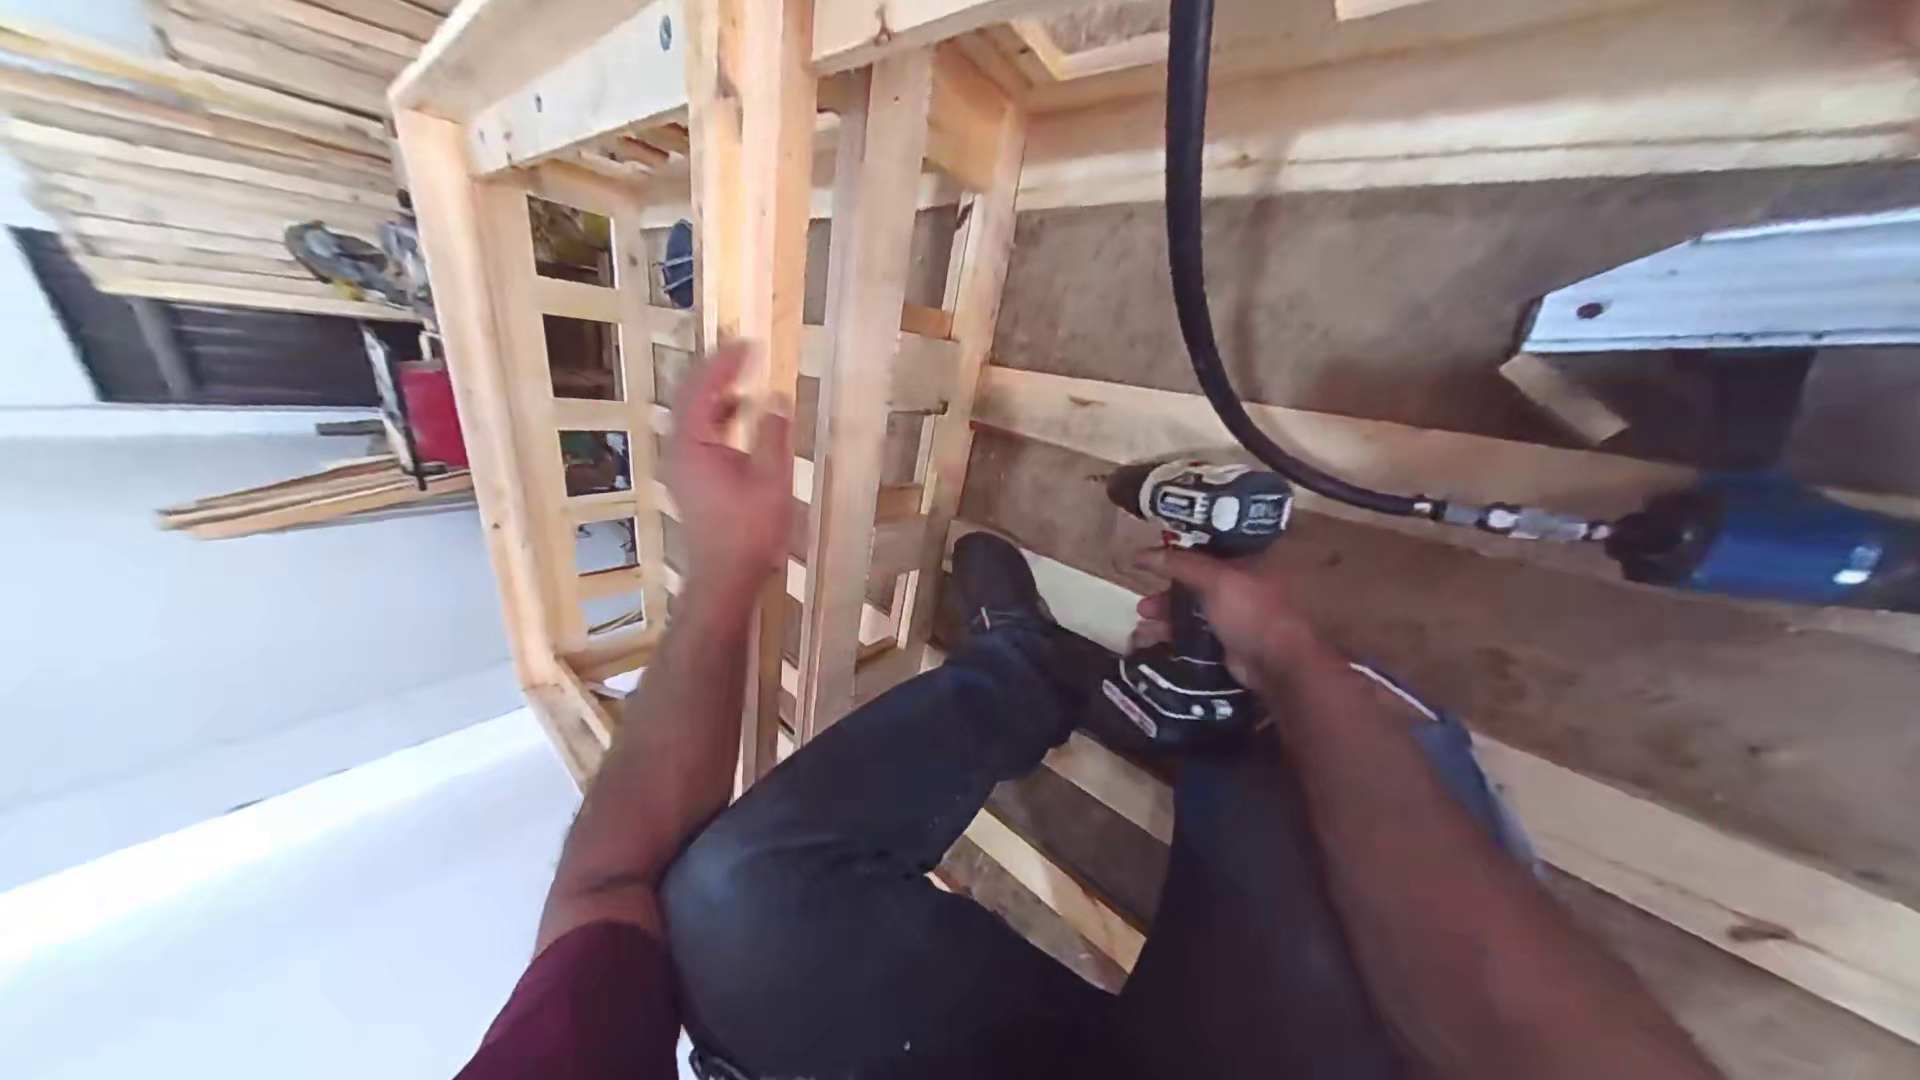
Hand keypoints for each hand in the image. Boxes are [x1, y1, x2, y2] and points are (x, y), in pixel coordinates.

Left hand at [661, 343, 792, 616]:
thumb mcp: (771, 480)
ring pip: (695, 414)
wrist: (726, 575)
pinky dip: (720, 416)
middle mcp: (678, 449)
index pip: (704, 388)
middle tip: (744, 350)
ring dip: (719, 392)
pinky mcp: (690, 476)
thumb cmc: (749, 531)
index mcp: (693, 444)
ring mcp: (681, 463)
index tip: (750, 342)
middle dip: (718, 370)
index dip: (727, 362)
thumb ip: (773, 434)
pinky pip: (700, 432)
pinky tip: (741, 415)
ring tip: (745, 374)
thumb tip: (777, 397)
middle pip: (692, 396)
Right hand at [1131, 545, 1329, 688]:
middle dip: (1171, 582)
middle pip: (1204, 572)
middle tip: (1147, 586)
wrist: (1282, 668)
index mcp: (1262, 553)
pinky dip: (1177, 629)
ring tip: (1143, 615)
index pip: (1220, 536)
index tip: (1160, 542)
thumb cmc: (1256, 611)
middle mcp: (1256, 577)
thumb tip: (1138, 553)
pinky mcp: (1235, 636)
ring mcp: (1246, 609)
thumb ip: (1178, 563)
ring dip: (1169, 608)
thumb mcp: (1216, 580)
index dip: (1189, 539)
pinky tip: (1151, 634)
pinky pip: (1199, 627)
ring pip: (1199, 602)